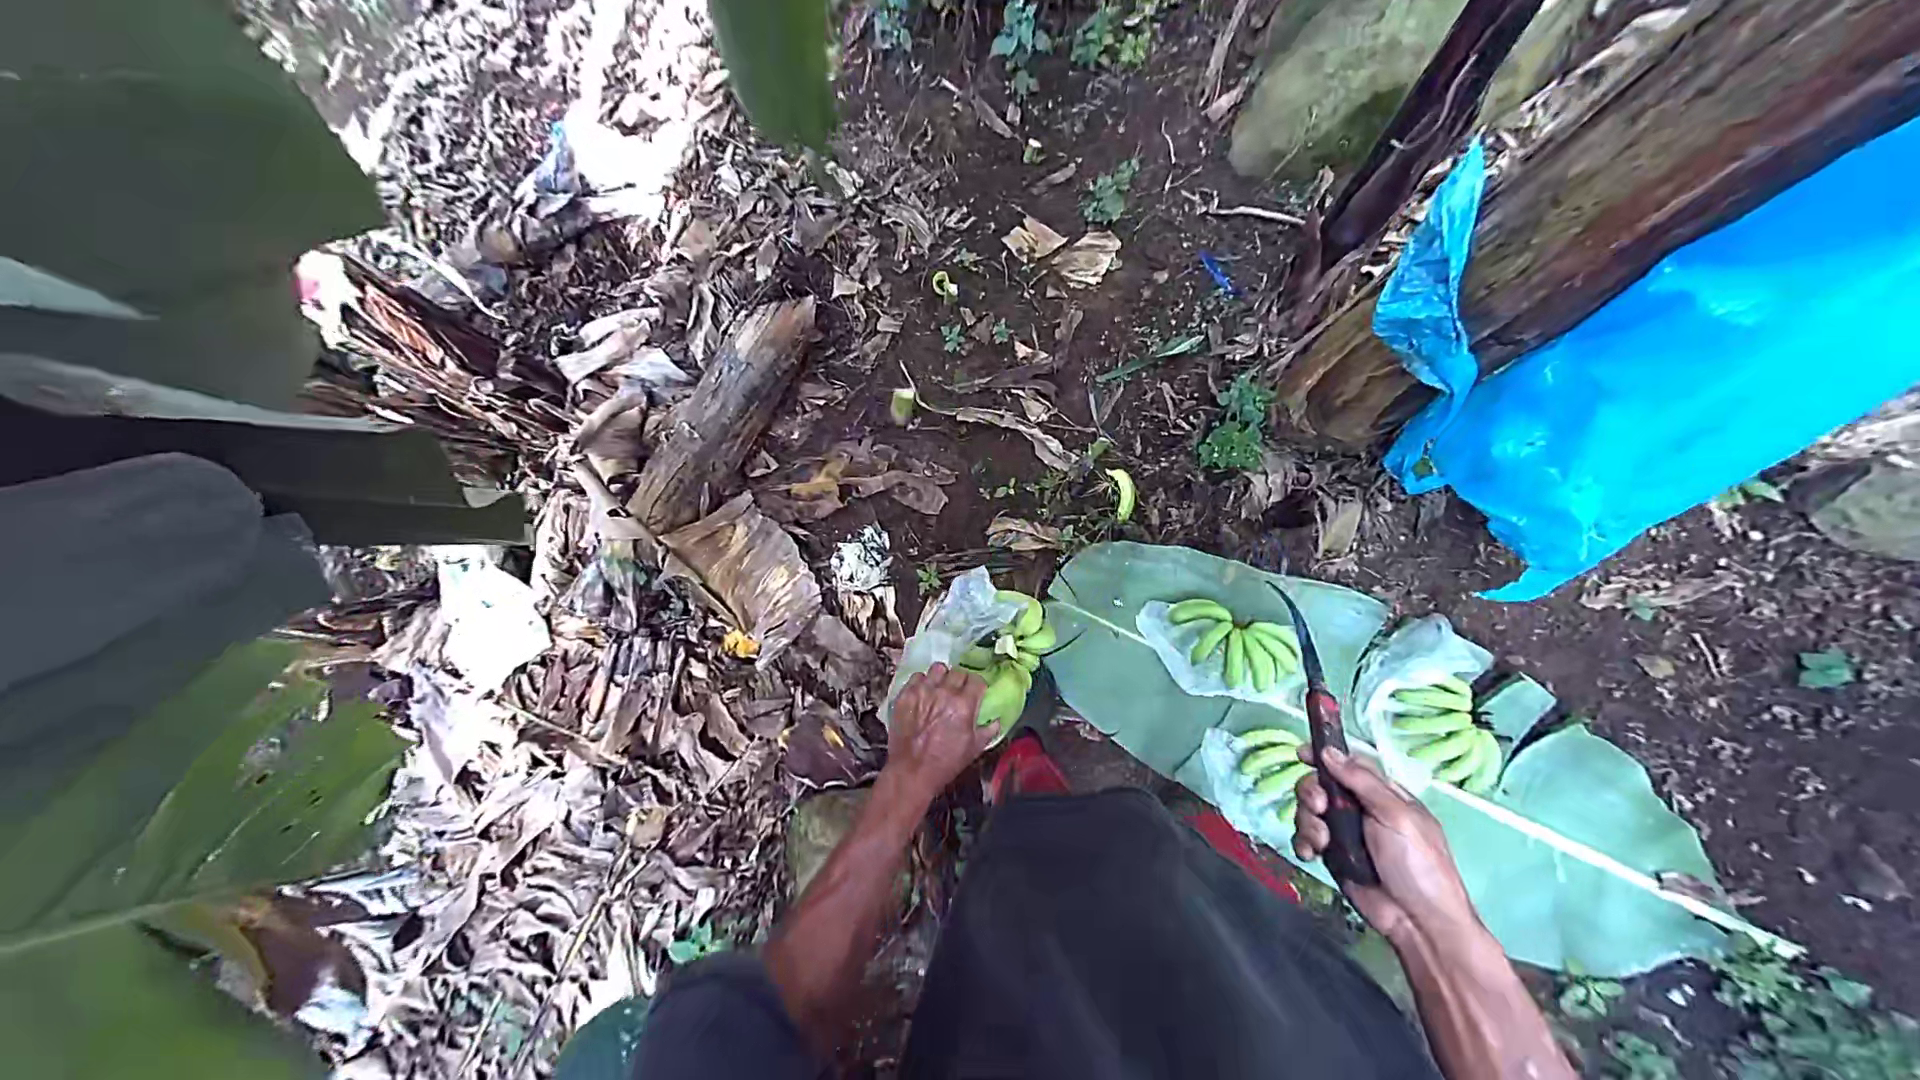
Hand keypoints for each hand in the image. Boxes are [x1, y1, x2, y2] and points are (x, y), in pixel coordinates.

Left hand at [883, 664, 998, 802]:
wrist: (912, 771)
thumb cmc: (945, 762)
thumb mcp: (974, 749)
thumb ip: (988, 731)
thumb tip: (996, 721)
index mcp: (964, 704)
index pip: (976, 680)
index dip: (978, 686)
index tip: (976, 692)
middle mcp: (943, 693)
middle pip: (958, 672)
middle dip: (961, 681)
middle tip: (958, 691)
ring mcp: (922, 691)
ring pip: (937, 669)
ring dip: (941, 677)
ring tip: (940, 687)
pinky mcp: (905, 695)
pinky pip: (917, 677)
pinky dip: (922, 682)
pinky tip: (923, 693)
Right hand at [1292, 746, 1479, 945]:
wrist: (1419, 924)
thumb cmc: (1418, 865)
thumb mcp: (1397, 816)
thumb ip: (1362, 782)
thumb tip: (1328, 751)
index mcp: (1383, 795)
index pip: (1349, 765)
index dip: (1325, 757)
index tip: (1302, 754)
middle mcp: (1360, 810)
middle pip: (1320, 785)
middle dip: (1311, 793)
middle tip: (1319, 808)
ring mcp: (1344, 833)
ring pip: (1308, 811)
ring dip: (1307, 822)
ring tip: (1322, 842)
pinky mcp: (1332, 855)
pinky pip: (1305, 838)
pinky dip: (1303, 842)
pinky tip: (1311, 853)